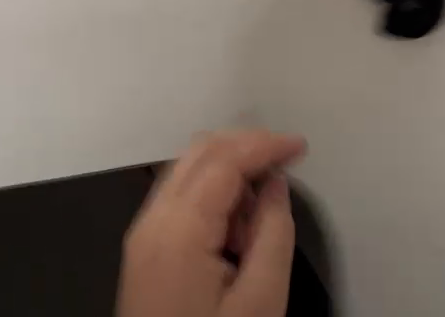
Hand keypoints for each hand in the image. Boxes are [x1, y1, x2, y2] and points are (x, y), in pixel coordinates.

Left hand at [118, 130, 308, 316]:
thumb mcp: (261, 301)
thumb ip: (274, 231)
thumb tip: (276, 184)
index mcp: (179, 230)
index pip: (225, 159)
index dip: (266, 144)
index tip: (302, 146)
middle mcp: (152, 222)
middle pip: (201, 151)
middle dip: (247, 146)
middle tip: (286, 162)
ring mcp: (143, 237)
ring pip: (189, 169)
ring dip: (230, 170)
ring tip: (261, 212)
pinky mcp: (144, 252)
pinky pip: (180, 197)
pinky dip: (213, 192)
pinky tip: (236, 226)